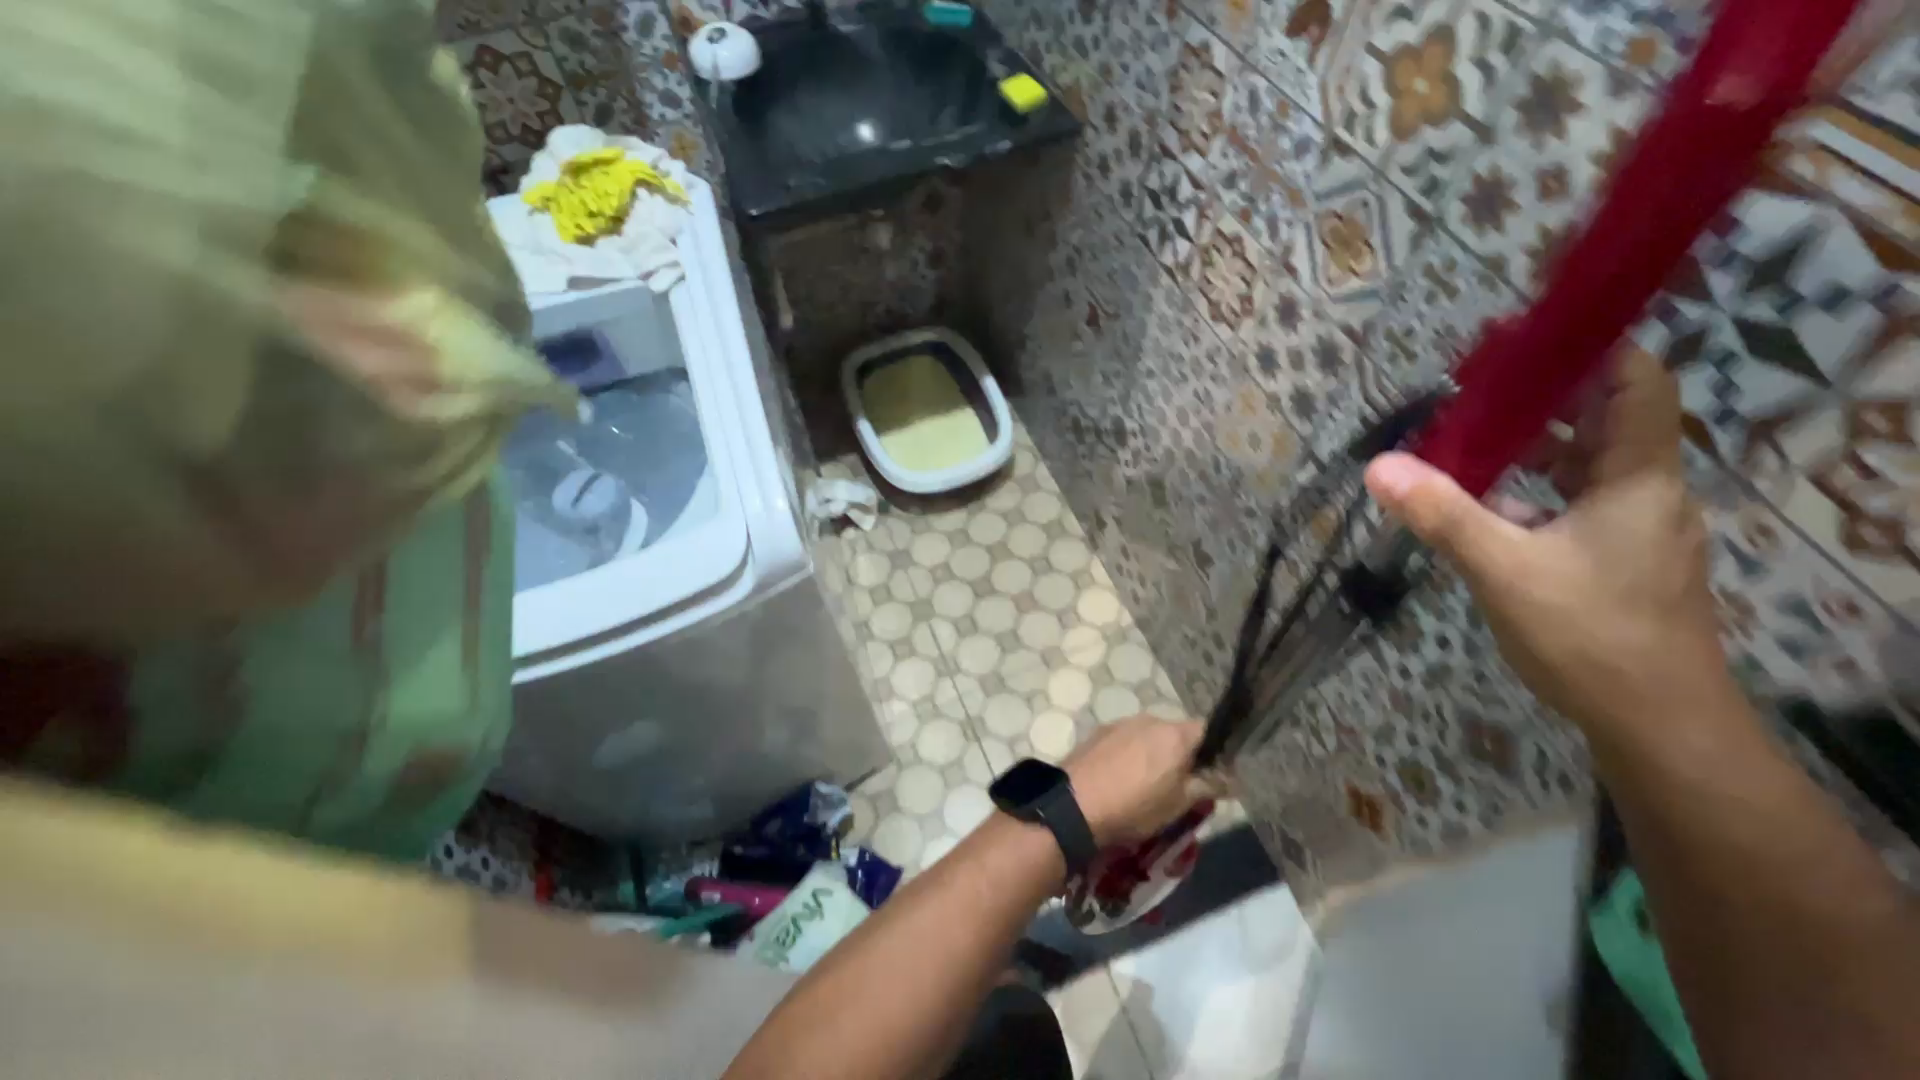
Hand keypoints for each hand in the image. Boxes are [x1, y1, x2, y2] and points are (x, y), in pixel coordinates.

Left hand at [1062, 715, 1208, 846]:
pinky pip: (1125, 740)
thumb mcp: (1179, 804)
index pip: (1207, 730)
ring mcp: (1121, 723)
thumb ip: (1208, 786)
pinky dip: (1130, 755)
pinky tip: (1120, 778)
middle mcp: (1149, 719)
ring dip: (1153, 754)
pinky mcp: (1099, 732)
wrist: (1075, 805)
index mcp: (1175, 733)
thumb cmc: (1136, 806)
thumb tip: (1233, 780)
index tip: (1210, 774)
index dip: (1213, 752)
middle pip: (1176, 733)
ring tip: (1144, 785)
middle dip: (1181, 755)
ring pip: (1149, 736)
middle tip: (1177, 786)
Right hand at [1362, 347, 1739, 738]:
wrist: (1657, 724)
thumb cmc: (1591, 634)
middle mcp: (1646, 490)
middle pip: (1604, 418)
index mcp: (1637, 475)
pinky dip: (1534, 491)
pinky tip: (1486, 506)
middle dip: (1542, 396)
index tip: (1528, 335)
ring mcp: (1636, 528)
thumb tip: (1378, 466)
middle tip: (1475, 385)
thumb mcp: (1504, 570)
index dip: (1592, 346)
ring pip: (1585, 465)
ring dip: (1533, 447)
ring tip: (1468, 440)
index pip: (1637, 380)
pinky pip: (1576, 503)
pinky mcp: (1621, 561)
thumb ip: (1442, 514)